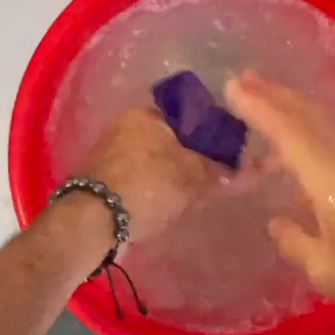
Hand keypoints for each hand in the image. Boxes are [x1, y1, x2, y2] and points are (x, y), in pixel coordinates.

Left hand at [79, 108, 220, 240]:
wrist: (95, 220)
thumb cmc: (148, 186)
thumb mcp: (192, 176)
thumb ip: (217, 170)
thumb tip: (239, 170)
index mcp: (145, 114)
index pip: (186, 118)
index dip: (207, 138)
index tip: (222, 158)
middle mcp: (123, 126)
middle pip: (168, 142)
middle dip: (187, 161)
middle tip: (207, 182)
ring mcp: (109, 153)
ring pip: (152, 162)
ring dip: (168, 178)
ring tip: (186, 199)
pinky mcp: (101, 179)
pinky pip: (136, 180)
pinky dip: (149, 191)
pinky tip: (162, 206)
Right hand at [224, 71, 334, 325]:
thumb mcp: (328, 272)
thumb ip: (296, 243)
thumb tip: (276, 222)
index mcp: (333, 180)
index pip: (289, 132)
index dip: (260, 107)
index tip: (232, 87)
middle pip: (309, 117)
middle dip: (274, 95)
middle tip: (240, 80)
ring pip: (324, 124)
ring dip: (292, 107)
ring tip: (261, 99)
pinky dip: (309, 128)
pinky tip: (297, 142)